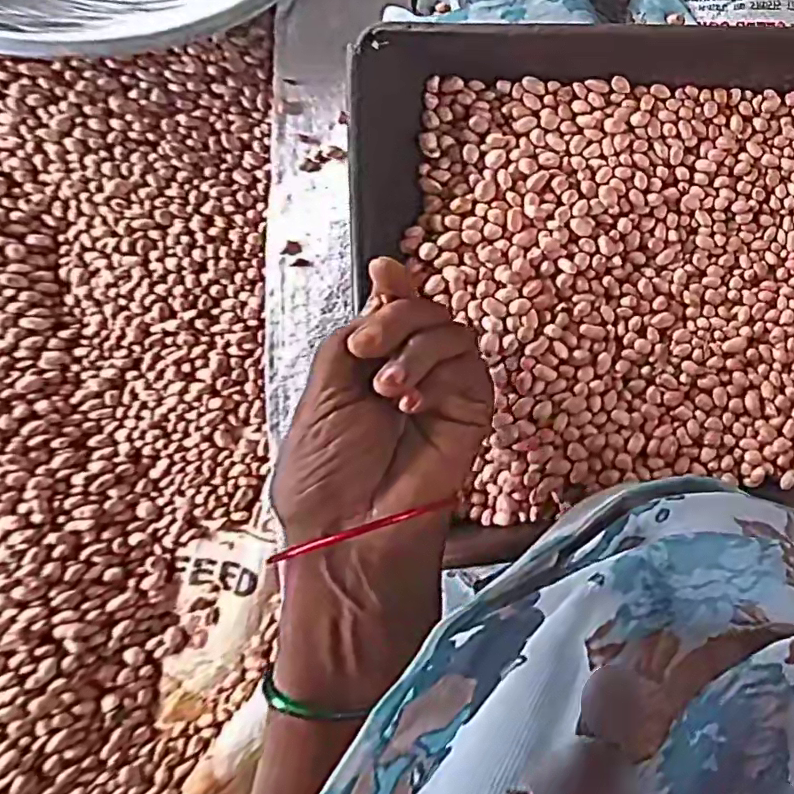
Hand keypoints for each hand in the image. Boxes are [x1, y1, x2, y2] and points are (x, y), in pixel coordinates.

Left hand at [274, 257, 493, 544]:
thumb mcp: (321, 390)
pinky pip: (467, 363)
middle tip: (368, 347)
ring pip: (449, 331)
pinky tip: (413, 404)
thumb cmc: (326, 470)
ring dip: (415, 350)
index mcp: (372, 362)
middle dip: (397, 317)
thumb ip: (353, 336)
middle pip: (425, 310)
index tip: (383, 269)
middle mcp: (412, 366)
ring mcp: (445, 384)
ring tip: (387, 389)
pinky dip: (437, 374)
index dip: (394, 285)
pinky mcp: (473, 402)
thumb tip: (384, 284)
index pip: (393, 309)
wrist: (352, 525)